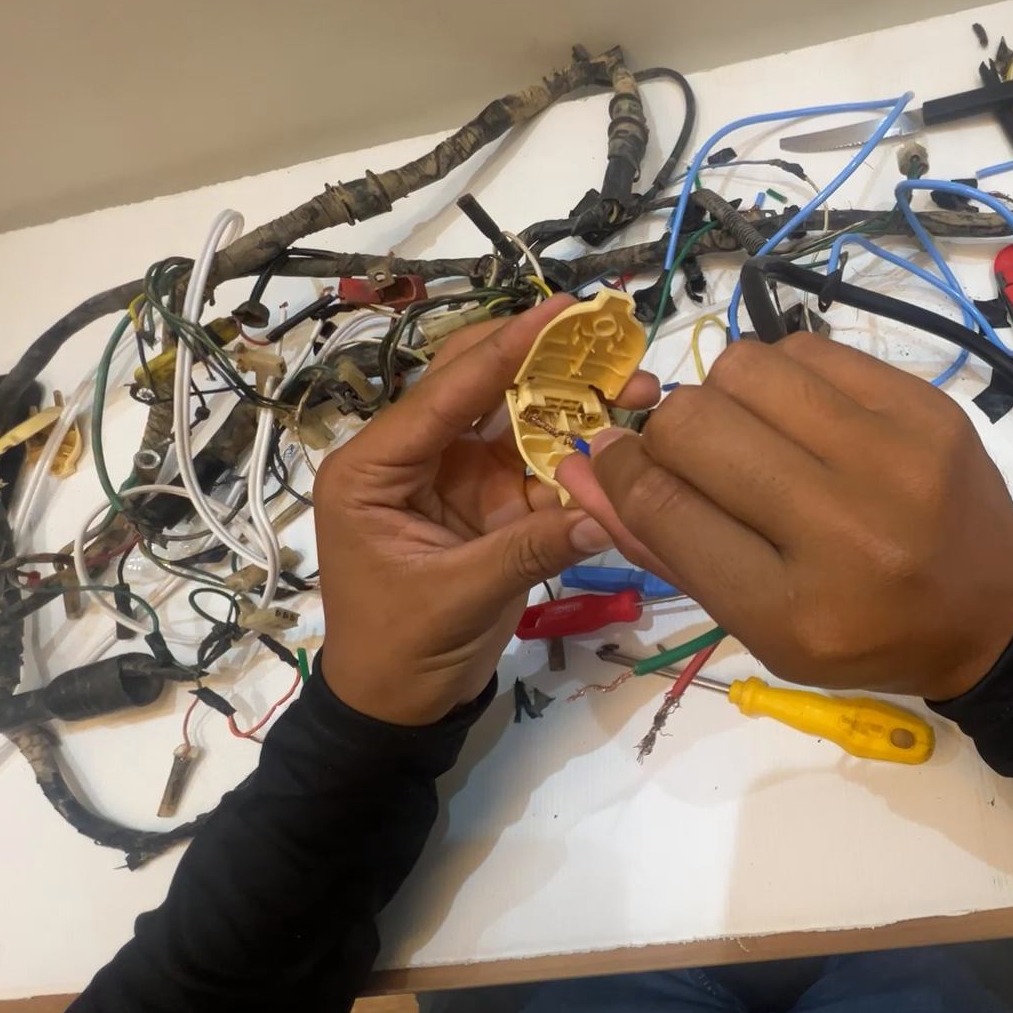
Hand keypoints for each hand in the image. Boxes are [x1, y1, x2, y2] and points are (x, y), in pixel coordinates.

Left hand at [314, 295, 658, 724]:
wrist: (401, 701)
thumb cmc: (401, 646)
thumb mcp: (458, 595)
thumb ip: (530, 549)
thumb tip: (606, 515)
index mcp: (376, 467)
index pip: (445, 394)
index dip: (504, 350)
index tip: (560, 311)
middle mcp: (419, 458)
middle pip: (485, 391)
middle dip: (549, 367)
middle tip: (611, 345)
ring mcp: (462, 478)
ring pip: (521, 424)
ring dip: (575, 407)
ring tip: (635, 388)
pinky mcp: (495, 503)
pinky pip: (543, 468)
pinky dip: (582, 459)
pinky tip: (622, 441)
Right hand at [558, 333, 1012, 701]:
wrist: (992, 613)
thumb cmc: (864, 634)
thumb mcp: (760, 625)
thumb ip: (668, 548)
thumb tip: (586, 467)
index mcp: (795, 609)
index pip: (664, 507)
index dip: (621, 473)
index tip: (619, 461)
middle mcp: (846, 527)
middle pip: (695, 425)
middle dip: (670, 434)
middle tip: (699, 457)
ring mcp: (896, 455)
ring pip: (745, 367)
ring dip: (726, 398)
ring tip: (757, 437)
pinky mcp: (927, 405)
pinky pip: (808, 349)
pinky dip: (783, 377)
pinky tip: (806, 418)